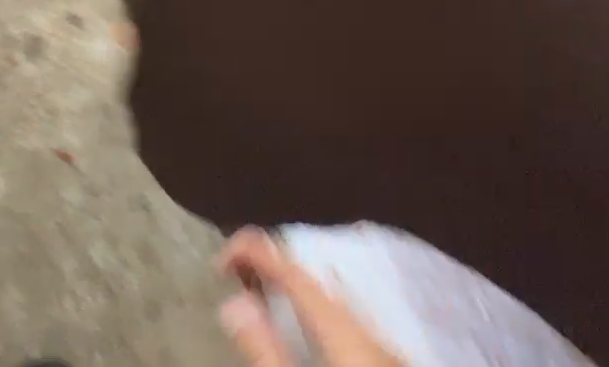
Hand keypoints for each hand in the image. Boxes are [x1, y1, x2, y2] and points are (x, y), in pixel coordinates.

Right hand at [217, 228, 405, 366]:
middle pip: (312, 276)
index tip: (219, 264)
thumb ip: (266, 351)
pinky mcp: (389, 363)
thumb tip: (234, 303)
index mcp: (343, 329)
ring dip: (291, 287)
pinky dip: (313, 308)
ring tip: (259, 296)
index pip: (291, 268)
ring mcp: (384, 348)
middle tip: (234, 277)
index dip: (252, 252)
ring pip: (331, 296)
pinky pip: (345, 318)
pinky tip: (303, 329)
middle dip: (270, 267)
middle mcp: (367, 329)